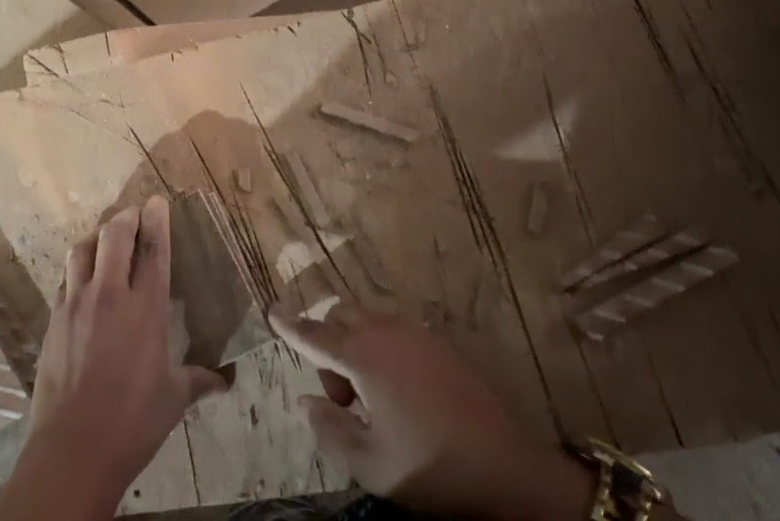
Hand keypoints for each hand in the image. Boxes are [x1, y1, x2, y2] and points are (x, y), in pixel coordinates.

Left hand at [0, 196, 227, 520]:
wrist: (73, 447)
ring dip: (95, 238)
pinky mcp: (53, 320)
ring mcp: (76, 305)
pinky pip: (65, 280)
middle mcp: (110, 297)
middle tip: (133, 214)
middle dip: (125, 218)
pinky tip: (82, 280)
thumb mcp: (173, 399)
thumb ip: (198, 380)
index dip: (157, 222)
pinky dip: (76, 270)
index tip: (157, 201)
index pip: (154, 251)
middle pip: (114, 238)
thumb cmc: (133, 422)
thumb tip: (223, 381)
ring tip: (104, 239)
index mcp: (146, 310)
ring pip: (81, 251)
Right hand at [271, 301, 593, 520]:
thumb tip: (308, 401)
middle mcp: (389, 334)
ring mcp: (419, 335)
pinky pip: (395, 330)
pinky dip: (382, 348)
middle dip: (329, 347)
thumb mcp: (369, 464)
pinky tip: (399, 393)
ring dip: (356, 347)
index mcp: (366, 359)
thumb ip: (329, 429)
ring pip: (369, 320)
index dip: (290, 325)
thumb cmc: (431, 468)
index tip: (271, 309)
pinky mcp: (442, 346)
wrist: (508, 470)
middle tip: (343, 400)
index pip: (315, 335)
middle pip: (341, 318)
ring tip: (372, 399)